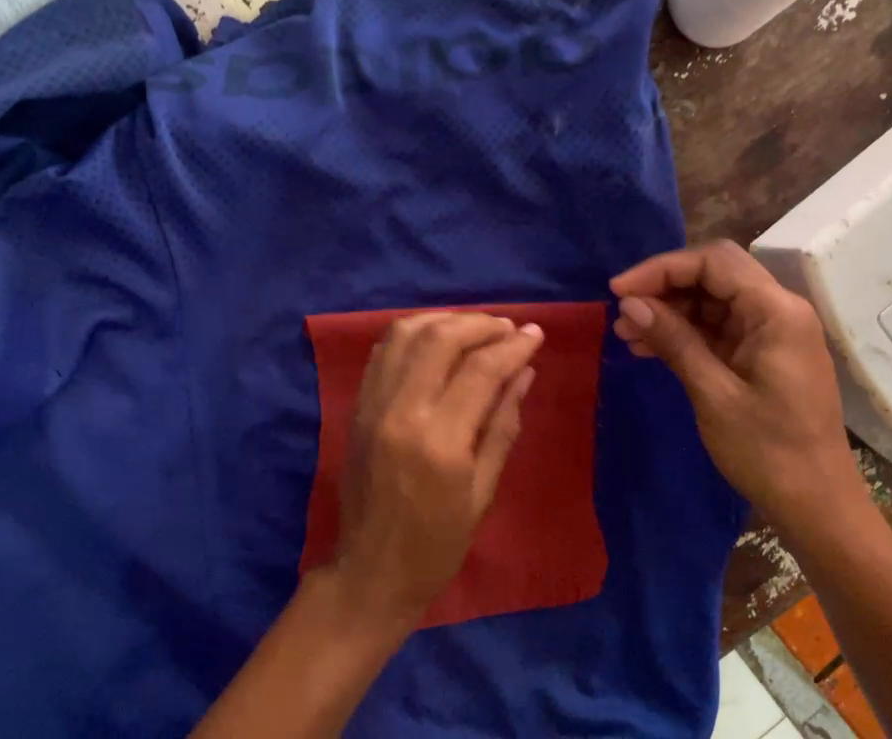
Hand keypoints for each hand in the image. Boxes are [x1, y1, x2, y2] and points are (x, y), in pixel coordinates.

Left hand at [331, 313, 542, 623]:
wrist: (370, 572)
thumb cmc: (437, 545)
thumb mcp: (482, 492)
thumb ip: (502, 425)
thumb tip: (524, 372)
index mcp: (440, 441)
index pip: (480, 370)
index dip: (512, 346)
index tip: (535, 333)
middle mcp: (401, 411)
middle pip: (440, 339)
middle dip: (480, 324)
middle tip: (508, 328)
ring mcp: (372, 404)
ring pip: (405, 334)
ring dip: (444, 320)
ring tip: (475, 328)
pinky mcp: (356, 406)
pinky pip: (383, 351)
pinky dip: (411, 334)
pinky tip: (436, 340)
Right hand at [610, 240, 861, 536]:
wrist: (817, 506)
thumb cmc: (768, 451)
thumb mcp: (713, 394)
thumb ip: (673, 340)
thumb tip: (629, 303)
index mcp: (777, 312)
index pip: (713, 262)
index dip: (661, 268)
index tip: (618, 290)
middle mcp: (779, 311)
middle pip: (714, 274)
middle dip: (663, 286)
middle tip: (621, 311)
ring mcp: (773, 332)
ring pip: (712, 299)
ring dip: (670, 310)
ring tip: (627, 333)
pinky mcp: (764, 354)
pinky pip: (719, 327)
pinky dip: (685, 332)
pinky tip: (649, 347)